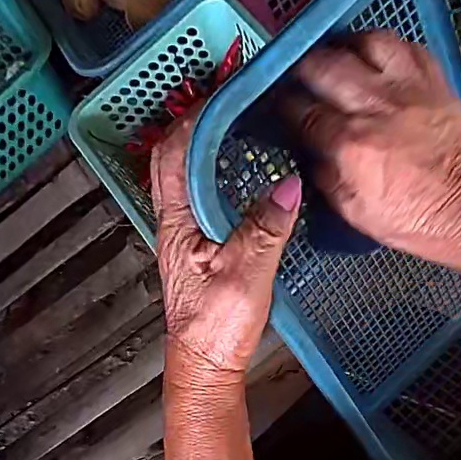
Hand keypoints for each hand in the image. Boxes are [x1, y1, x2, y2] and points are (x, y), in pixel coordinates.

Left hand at [149, 103, 300, 384]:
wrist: (206, 364)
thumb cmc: (214, 326)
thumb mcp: (246, 273)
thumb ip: (266, 228)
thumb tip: (289, 185)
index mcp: (175, 224)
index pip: (171, 155)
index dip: (192, 120)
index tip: (222, 95)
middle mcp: (173, 225)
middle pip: (174, 161)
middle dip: (197, 126)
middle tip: (232, 103)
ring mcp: (185, 237)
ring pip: (188, 180)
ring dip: (206, 150)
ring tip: (239, 127)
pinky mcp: (199, 249)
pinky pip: (204, 200)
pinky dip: (218, 178)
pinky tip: (243, 177)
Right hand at [283, 31, 460, 264]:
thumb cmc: (407, 218)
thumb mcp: (349, 209)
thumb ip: (322, 174)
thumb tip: (305, 149)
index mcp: (349, 144)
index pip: (302, 112)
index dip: (282, 104)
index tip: (275, 104)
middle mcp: (375, 107)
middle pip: (325, 66)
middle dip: (302, 66)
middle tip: (296, 74)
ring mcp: (409, 88)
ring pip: (365, 42)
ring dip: (343, 46)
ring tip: (334, 56)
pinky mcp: (435, 81)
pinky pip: (404, 45)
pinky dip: (383, 47)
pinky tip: (373, 59)